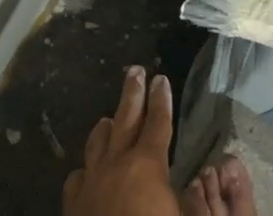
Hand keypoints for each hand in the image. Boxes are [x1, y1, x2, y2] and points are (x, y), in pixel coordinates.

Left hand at [63, 66, 180, 215]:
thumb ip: (193, 201)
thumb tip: (199, 184)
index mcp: (147, 165)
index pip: (158, 123)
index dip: (162, 100)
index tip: (162, 79)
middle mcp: (116, 164)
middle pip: (125, 120)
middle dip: (133, 94)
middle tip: (135, 70)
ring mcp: (91, 182)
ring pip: (98, 142)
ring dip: (107, 126)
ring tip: (109, 116)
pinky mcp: (73, 204)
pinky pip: (79, 175)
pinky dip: (87, 167)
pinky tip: (88, 169)